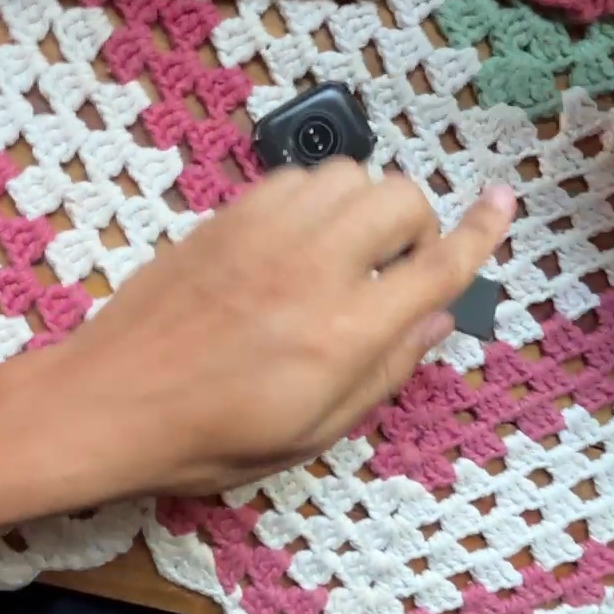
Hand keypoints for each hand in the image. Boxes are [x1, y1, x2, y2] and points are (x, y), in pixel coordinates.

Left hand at [49, 162, 515, 496]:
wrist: (110, 402)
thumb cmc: (211, 438)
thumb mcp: (312, 432)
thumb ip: (385, 372)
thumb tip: (438, 320)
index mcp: (343, 333)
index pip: (436, 267)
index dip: (481, 232)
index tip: (503, 202)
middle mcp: (313, 267)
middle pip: (399, 198)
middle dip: (416, 224)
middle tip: (393, 267)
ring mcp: (265, 232)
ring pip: (348, 175)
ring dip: (365, 206)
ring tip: (344, 250)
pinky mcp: (226, 217)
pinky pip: (295, 179)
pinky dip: (315, 199)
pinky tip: (296, 239)